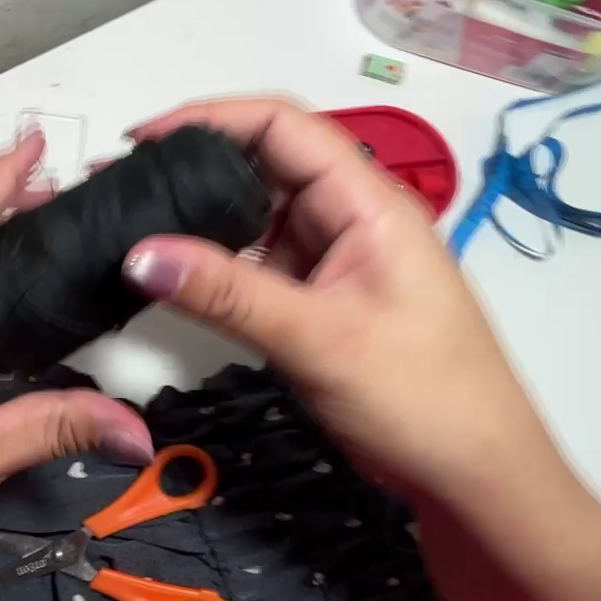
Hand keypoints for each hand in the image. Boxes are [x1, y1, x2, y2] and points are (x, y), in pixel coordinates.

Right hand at [118, 97, 562, 508]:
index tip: (145, 139)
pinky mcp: (314, 292)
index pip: (282, 126)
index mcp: (366, 203)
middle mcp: (346, 216)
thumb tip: (137, 255)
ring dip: (196, 211)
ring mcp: (330, 255)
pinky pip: (253, 257)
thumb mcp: (319, 340)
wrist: (476, 482)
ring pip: (253, 211)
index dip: (210, 117)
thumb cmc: (426, 402)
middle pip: (261, 161)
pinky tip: (172, 264)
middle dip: (191, 161)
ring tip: (135, 215)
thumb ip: (224, 294)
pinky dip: (210, 256)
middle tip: (124, 178)